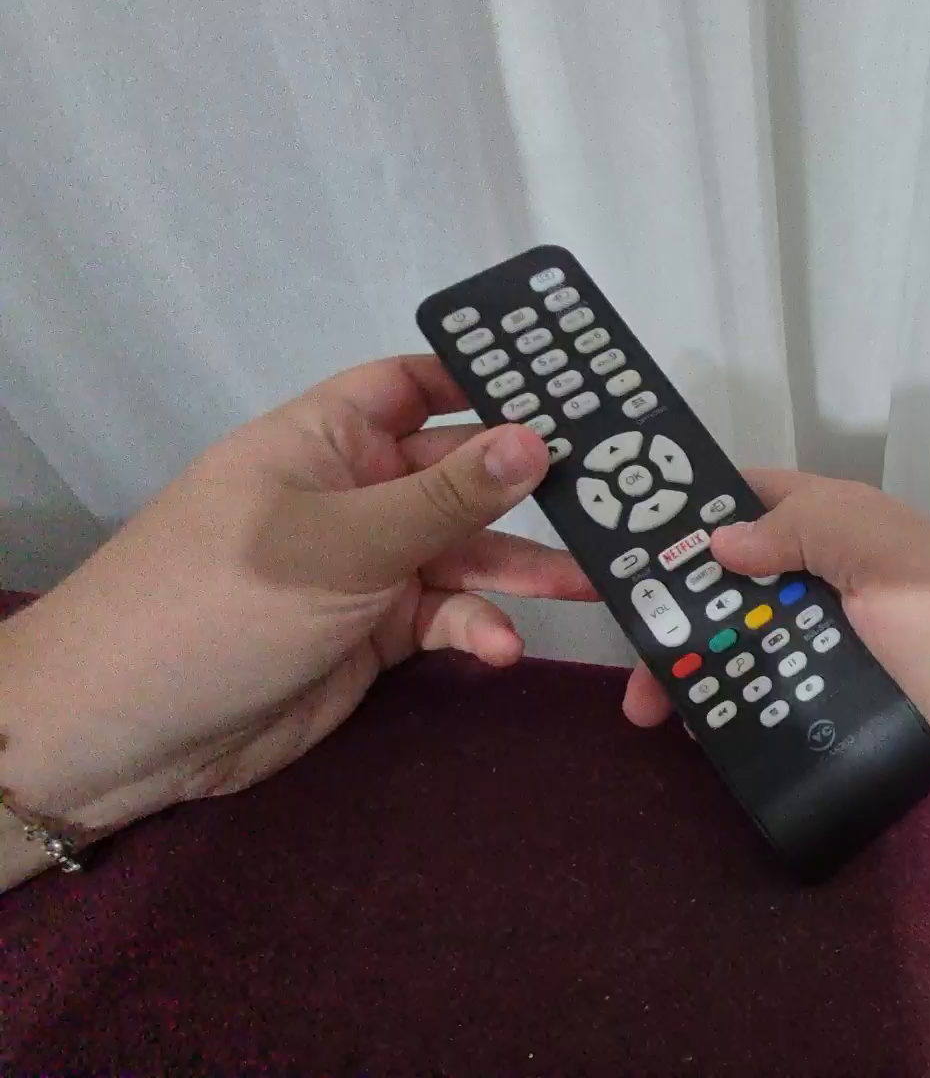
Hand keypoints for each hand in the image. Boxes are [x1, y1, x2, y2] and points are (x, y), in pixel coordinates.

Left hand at [0, 356, 597, 838]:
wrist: (129, 741)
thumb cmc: (219, 605)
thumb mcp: (345, 542)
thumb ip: (449, 496)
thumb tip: (537, 441)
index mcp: (328, 444)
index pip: (410, 386)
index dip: (479, 381)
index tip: (561, 391)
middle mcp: (361, 495)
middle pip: (464, 476)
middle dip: (530, 491)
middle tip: (607, 498)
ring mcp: (378, 562)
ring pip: (473, 552)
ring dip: (526, 570)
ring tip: (589, 583)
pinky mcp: (391, 624)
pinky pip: (454, 612)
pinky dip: (479, 627)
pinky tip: (499, 648)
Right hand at [619, 470, 929, 788]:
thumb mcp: (880, 553)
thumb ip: (802, 529)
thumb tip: (718, 540)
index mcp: (833, 522)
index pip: (745, 497)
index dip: (683, 512)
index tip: (615, 542)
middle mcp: (821, 572)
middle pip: (727, 577)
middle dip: (671, 606)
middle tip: (620, 645)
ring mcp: (824, 635)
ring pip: (739, 637)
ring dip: (691, 663)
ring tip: (648, 707)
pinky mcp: (830, 689)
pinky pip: (764, 687)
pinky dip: (727, 701)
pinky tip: (693, 727)